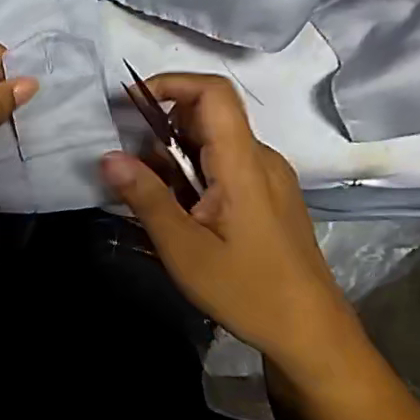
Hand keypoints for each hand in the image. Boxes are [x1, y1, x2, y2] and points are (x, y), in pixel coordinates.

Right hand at [101, 74, 358, 374]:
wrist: (312, 335)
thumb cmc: (248, 291)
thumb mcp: (184, 249)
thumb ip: (146, 197)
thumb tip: (108, 156)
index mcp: (244, 164)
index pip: (213, 93)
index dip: (171, 83)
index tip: (130, 104)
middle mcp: (260, 159)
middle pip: (206, 116)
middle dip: (161, 132)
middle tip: (135, 172)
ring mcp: (267, 176)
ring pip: (211, 142)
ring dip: (174, 158)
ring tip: (156, 202)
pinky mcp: (267, 193)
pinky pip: (223, 163)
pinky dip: (192, 173)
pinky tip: (181, 213)